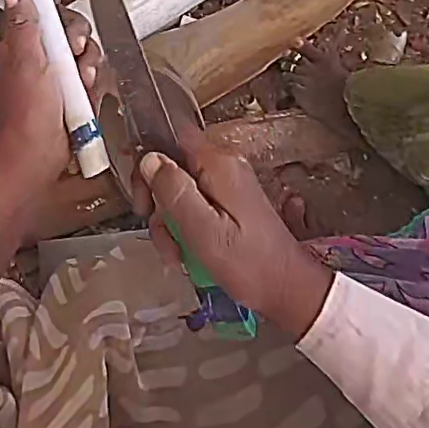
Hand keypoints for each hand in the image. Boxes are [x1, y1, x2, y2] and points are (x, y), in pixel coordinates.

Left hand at [0, 0, 99, 192]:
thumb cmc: (24, 116)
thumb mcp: (25, 61)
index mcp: (20, 43)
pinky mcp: (69, 95)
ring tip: (80, 80)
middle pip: (69, 27)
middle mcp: (37, 57)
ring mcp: (54, 77)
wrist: (35, 157)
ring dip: (87, 64)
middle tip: (75, 50)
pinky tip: (85, 95)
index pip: (40, 4)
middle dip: (79, 36)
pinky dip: (91, 85)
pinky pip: (90, 78)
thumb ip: (24, 24)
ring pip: (84, 53)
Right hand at [133, 127, 333, 337]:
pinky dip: (182, 226)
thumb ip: (174, 191)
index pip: (170, 137)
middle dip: (156, 199)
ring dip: (168, 221)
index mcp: (217, 164)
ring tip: (175, 252)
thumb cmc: (247, 263)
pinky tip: (185, 251)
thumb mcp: (203, 230)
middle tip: (154, 227)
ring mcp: (225, 184)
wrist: (288, 290)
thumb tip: (149, 159)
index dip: (147, 159)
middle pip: (171, 166)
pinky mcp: (227, 202)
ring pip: (177, 189)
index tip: (140, 196)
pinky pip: (192, 203)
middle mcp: (222, 165)